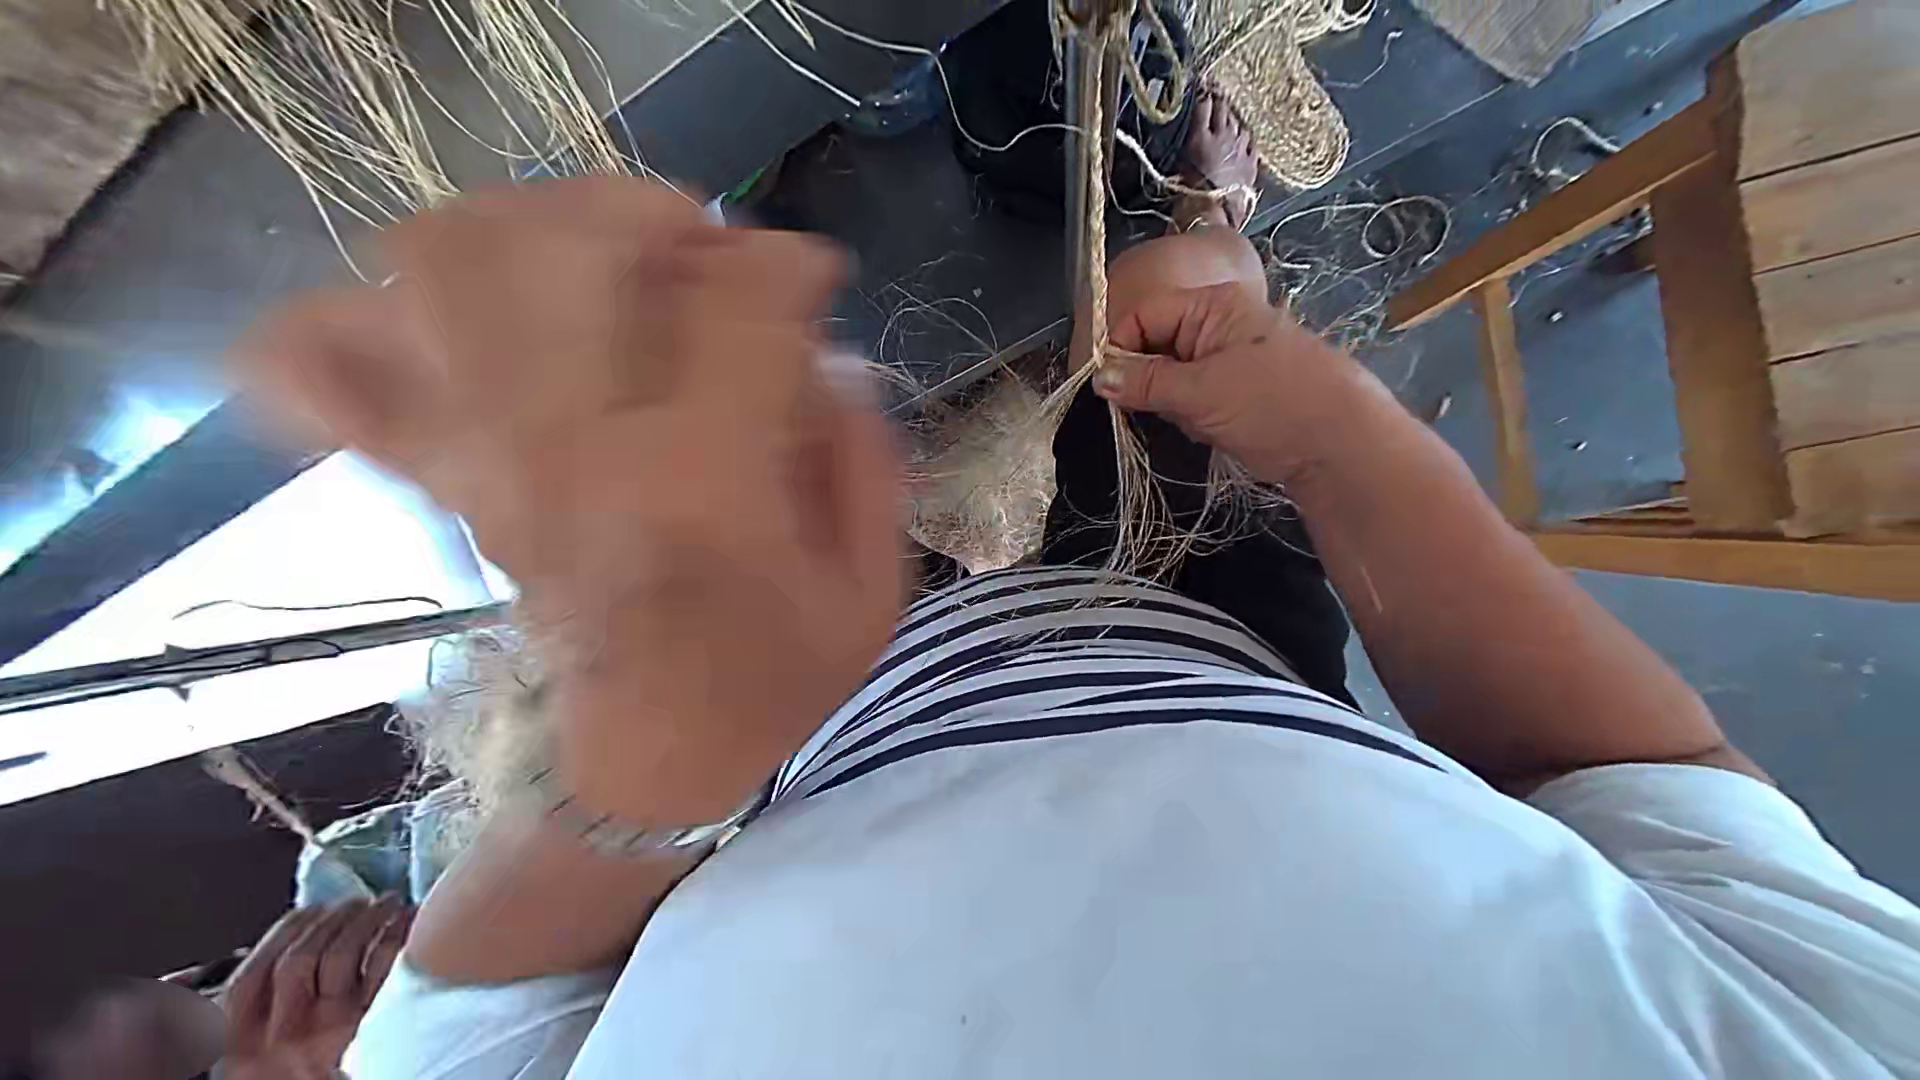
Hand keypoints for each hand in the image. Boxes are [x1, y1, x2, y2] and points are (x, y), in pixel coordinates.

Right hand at [222, 898, 411, 1079]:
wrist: (362, 1078)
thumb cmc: (303, 1066)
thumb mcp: (251, 1054)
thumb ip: (229, 1016)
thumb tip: (177, 979)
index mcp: (239, 1048)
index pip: (248, 979)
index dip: (281, 934)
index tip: (309, 911)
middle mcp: (280, 1038)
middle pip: (298, 959)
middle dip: (329, 919)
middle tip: (353, 902)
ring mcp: (329, 1027)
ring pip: (342, 951)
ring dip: (367, 916)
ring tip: (384, 901)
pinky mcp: (377, 1017)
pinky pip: (384, 960)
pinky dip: (396, 930)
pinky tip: (405, 916)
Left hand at [234, 179, 904, 825]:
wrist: (648, 766)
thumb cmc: (773, 685)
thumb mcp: (869, 590)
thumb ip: (866, 461)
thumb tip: (831, 362)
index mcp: (704, 490)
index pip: (739, 305)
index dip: (790, 266)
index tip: (818, 281)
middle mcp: (576, 455)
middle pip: (565, 243)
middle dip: (654, 216)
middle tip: (705, 259)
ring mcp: (486, 461)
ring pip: (441, 263)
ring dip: (534, 229)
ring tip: (606, 269)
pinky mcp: (438, 482)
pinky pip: (324, 361)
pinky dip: (373, 312)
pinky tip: (473, 330)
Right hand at [1092, 282, 1379, 484]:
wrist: (1336, 447)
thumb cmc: (1270, 403)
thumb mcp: (1200, 390)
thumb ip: (1144, 382)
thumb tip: (1098, 377)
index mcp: (1211, 306)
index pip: (1144, 315)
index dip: (1120, 347)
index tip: (1104, 385)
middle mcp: (1213, 326)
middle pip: (1152, 344)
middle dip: (1143, 378)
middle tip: (1147, 407)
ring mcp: (1220, 360)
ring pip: (1165, 376)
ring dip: (1164, 401)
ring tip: (1188, 417)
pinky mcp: (1225, 392)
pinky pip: (1183, 397)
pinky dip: (1182, 414)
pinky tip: (1201, 426)